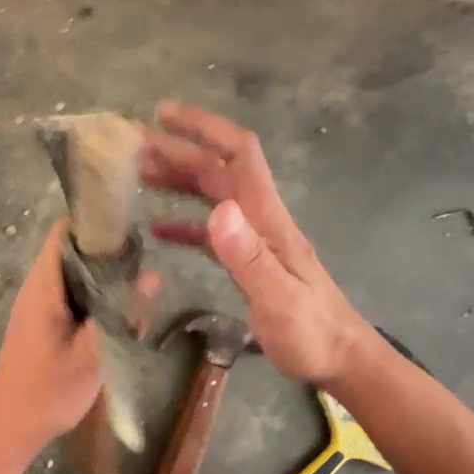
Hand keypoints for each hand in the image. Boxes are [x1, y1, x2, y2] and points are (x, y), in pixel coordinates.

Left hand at [0, 225, 154, 461]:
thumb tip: (152, 276)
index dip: (97, 223)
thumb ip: (122, 314)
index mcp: (42, 288)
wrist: (10, 430)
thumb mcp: (92, 356)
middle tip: (144, 272)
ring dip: (106, 284)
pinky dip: (96, 303)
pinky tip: (118, 323)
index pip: (65, 232)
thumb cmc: (47, 394)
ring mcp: (39, 307)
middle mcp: (38, 289)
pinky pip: (74, 299)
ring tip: (136, 300)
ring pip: (77, 277)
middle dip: (110, 257)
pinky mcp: (45, 324)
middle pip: (75, 252)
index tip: (134, 231)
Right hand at [140, 102, 372, 386]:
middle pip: (219, 169)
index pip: (238, 155)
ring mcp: (255, 241)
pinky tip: (159, 228)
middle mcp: (260, 220)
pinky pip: (212, 233)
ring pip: (214, 195)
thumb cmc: (310, 333)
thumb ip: (247, 256)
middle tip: (133, 147)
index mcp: (267, 219)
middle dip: (179, 151)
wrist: (340, 358)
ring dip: (180, 179)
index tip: (163, 115)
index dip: (203, 128)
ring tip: (140, 175)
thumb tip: (218, 209)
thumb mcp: (277, 298)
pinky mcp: (249, 263)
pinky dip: (185, 223)